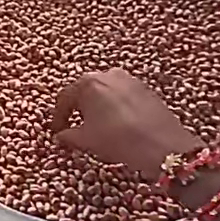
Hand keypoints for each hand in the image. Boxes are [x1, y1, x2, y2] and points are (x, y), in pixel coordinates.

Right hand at [51, 68, 203, 181]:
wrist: (161, 145)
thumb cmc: (118, 139)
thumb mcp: (86, 140)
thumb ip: (68, 135)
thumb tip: (61, 135)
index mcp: (89, 83)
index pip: (65, 98)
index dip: (59, 116)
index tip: (57, 131)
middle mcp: (109, 75)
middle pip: (86, 91)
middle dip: (79, 110)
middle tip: (75, 129)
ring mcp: (130, 80)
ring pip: (106, 93)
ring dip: (98, 108)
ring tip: (97, 129)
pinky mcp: (146, 90)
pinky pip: (122, 97)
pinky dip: (115, 109)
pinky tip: (117, 126)